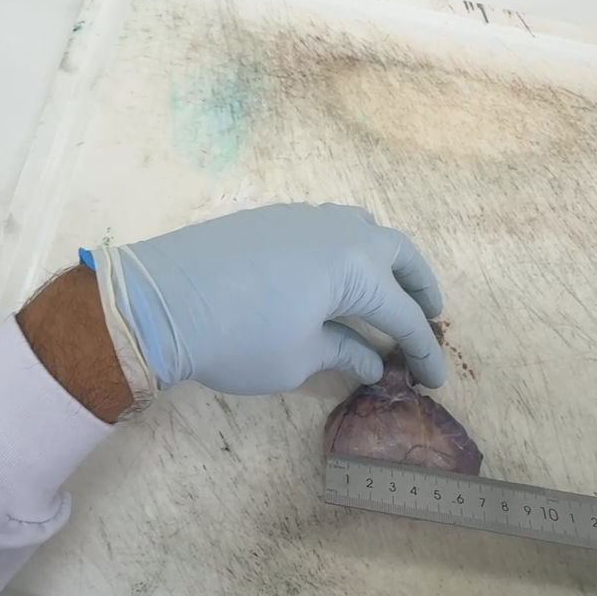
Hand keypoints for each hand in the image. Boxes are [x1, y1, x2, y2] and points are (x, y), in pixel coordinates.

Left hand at [101, 203, 446, 394]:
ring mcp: (304, 217)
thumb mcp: (297, 357)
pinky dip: (347, 245)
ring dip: (385, 256)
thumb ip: (343, 352)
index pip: (403, 314)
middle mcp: (339, 232)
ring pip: (363, 226)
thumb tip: (373, 361)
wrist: (162, 298)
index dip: (423, 350)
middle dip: (420, 286)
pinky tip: (334, 270)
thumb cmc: (238, 337)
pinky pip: (328, 223)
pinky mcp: (273, 216)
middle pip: (398, 253)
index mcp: (355, 268)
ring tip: (387, 286)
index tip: (434, 379)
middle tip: (430, 316)